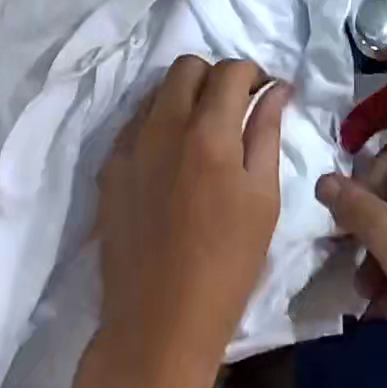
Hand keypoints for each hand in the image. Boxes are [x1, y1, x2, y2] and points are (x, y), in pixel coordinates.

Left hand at [70, 56, 289, 387]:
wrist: (158, 322)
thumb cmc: (226, 264)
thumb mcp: (263, 199)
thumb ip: (267, 133)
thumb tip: (276, 89)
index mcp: (208, 134)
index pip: (230, 71)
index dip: (252, 73)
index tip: (263, 90)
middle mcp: (163, 126)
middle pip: (187, 66)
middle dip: (215, 76)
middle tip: (232, 106)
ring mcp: (130, 144)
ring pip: (157, 89)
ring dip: (184, 94)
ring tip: (201, 129)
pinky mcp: (109, 165)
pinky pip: (136, 120)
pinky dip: (158, 121)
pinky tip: (171, 154)